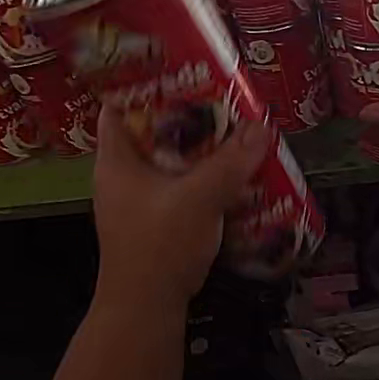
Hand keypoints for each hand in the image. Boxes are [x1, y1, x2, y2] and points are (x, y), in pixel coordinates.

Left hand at [90, 100, 269, 304]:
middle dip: (188, 119)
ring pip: (173, 163)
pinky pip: (184, 188)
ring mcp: (142, 201)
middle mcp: (125, 176)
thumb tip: (261, 128)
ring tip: (235, 136)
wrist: (146, 306)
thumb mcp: (197, 198)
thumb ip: (229, 163)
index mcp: (117, 160)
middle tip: (222, 103)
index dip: (143, 85)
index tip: (181, 73)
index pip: (117, 107)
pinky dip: (206, 180)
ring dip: (202, 152)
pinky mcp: (159, 221)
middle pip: (153, 133)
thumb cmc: (159, 245)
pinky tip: (236, 178)